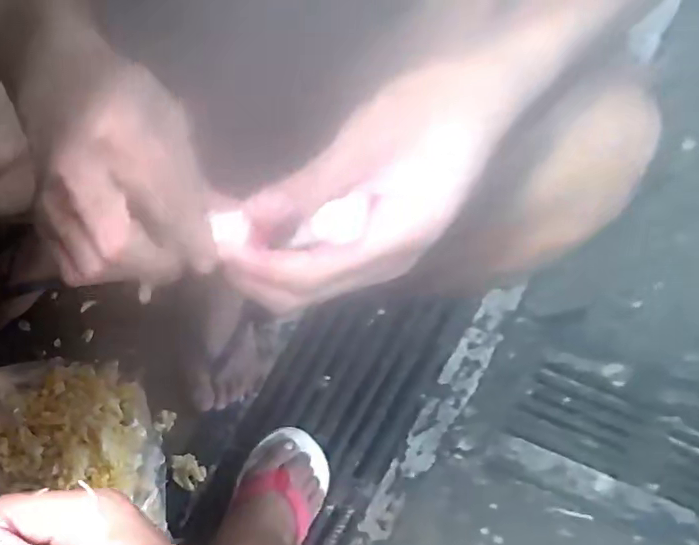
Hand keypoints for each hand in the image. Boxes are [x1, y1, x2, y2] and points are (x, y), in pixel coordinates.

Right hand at [12, 33, 217, 288]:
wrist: (57, 83)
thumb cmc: (124, 98)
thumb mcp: (169, 122)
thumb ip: (192, 181)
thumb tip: (220, 232)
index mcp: (116, 128)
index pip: (159, 199)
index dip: (188, 237)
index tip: (208, 258)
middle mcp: (75, 169)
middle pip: (117, 244)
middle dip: (158, 263)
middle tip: (180, 262)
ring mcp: (51, 199)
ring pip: (96, 264)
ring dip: (133, 271)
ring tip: (154, 260)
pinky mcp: (40, 220)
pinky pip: (75, 269)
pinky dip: (105, 274)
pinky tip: (123, 261)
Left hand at [217, 64, 509, 312]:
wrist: (484, 95)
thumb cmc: (434, 104)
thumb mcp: (366, 141)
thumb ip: (308, 189)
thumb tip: (249, 220)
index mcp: (392, 243)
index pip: (308, 278)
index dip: (258, 267)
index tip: (220, 246)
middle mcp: (382, 267)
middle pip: (299, 296)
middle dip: (252, 276)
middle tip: (214, 244)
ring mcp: (375, 264)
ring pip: (302, 290)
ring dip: (260, 270)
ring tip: (228, 240)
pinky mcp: (365, 252)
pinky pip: (312, 270)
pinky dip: (277, 258)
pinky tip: (256, 234)